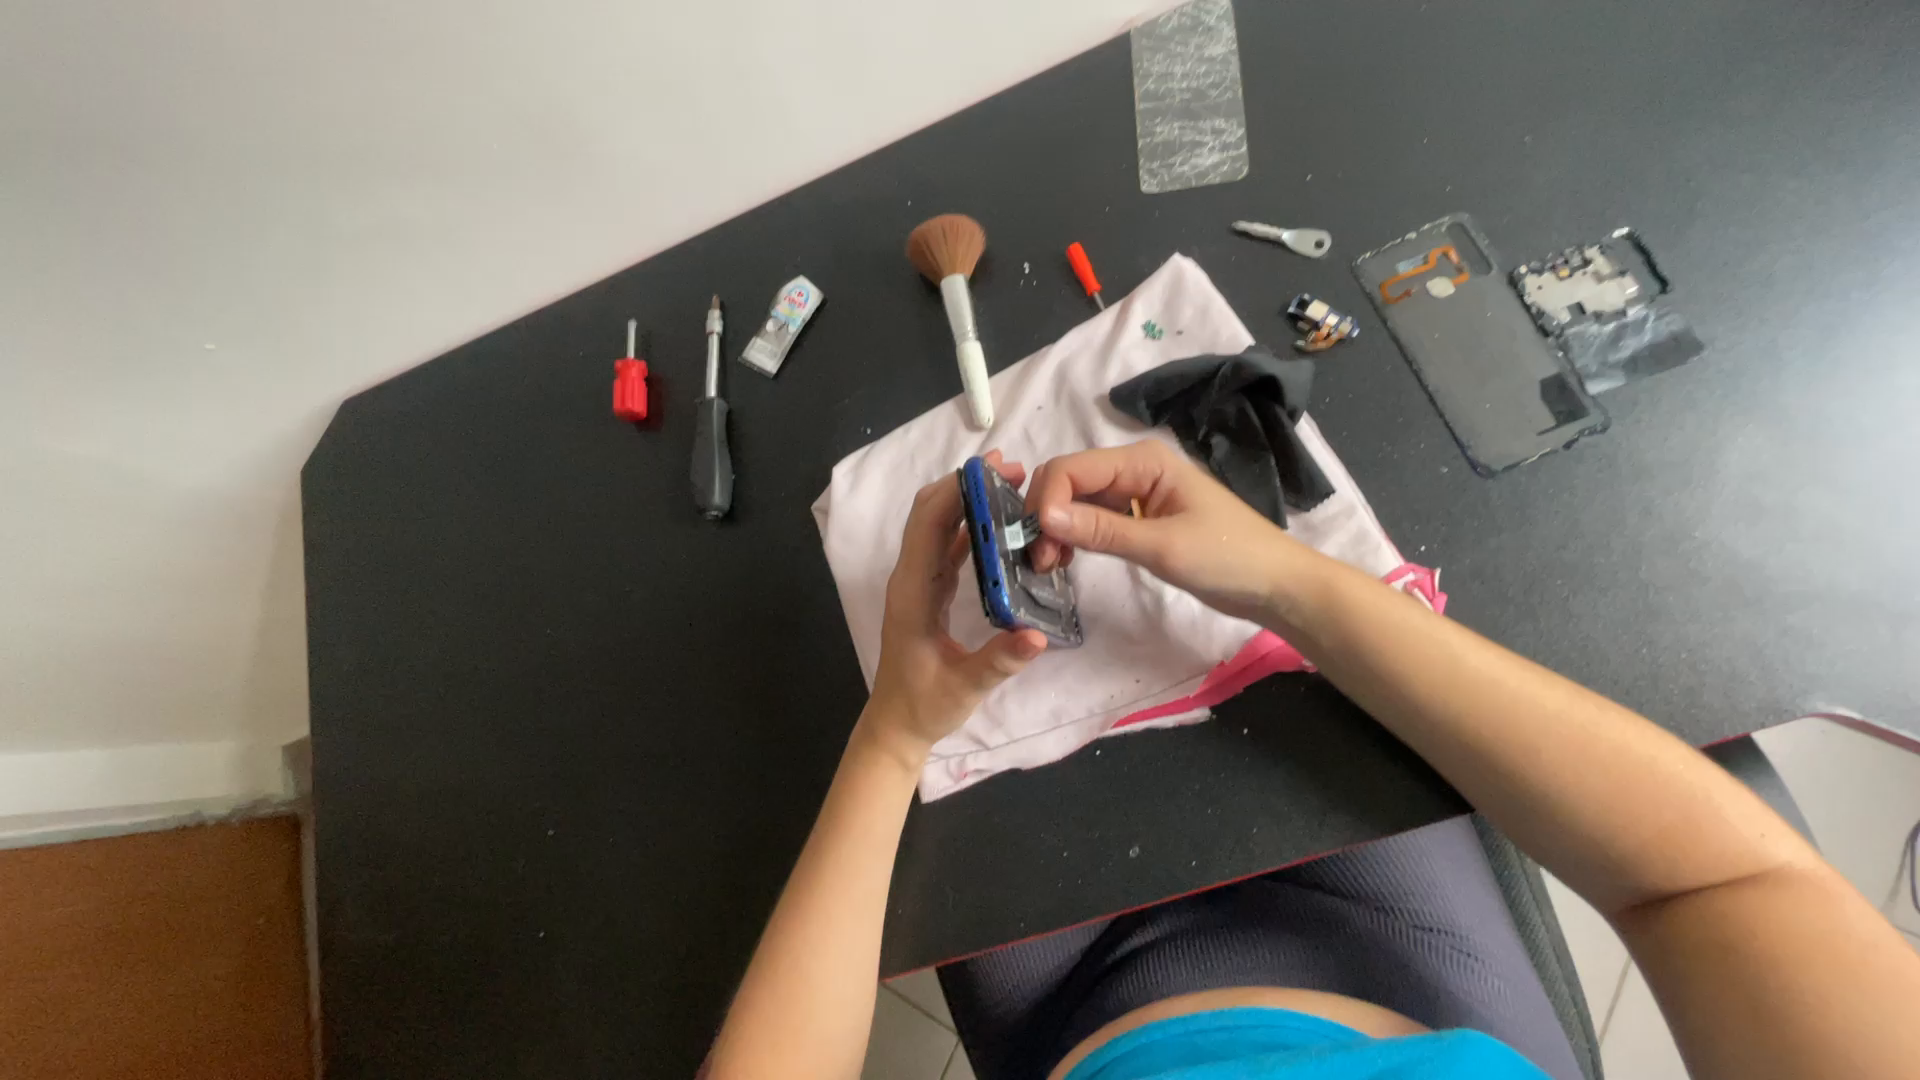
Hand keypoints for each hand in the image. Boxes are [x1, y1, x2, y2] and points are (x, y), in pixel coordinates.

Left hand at [863, 451, 1047, 763]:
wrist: (897, 725)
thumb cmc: (925, 706)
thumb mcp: (964, 687)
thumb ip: (999, 661)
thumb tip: (1039, 636)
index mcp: (912, 592)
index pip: (928, 526)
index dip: (956, 492)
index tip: (993, 470)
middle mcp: (911, 578)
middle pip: (929, 514)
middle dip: (965, 485)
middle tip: (1012, 468)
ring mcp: (918, 583)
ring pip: (937, 526)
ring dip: (967, 501)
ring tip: (1010, 484)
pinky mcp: (929, 591)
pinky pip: (945, 547)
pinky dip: (967, 527)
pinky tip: (997, 520)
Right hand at [1024, 440, 1306, 621]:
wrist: (1274, 584)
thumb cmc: (1228, 558)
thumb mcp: (1162, 546)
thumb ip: (1101, 531)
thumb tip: (1043, 519)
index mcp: (1143, 460)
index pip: (1072, 468)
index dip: (1046, 501)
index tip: (1037, 544)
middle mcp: (1133, 468)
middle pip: (1068, 481)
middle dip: (1045, 515)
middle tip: (1040, 561)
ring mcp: (1134, 493)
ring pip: (1075, 501)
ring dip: (1056, 528)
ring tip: (1050, 565)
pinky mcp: (1136, 517)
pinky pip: (1091, 518)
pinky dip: (1073, 536)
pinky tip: (1068, 559)